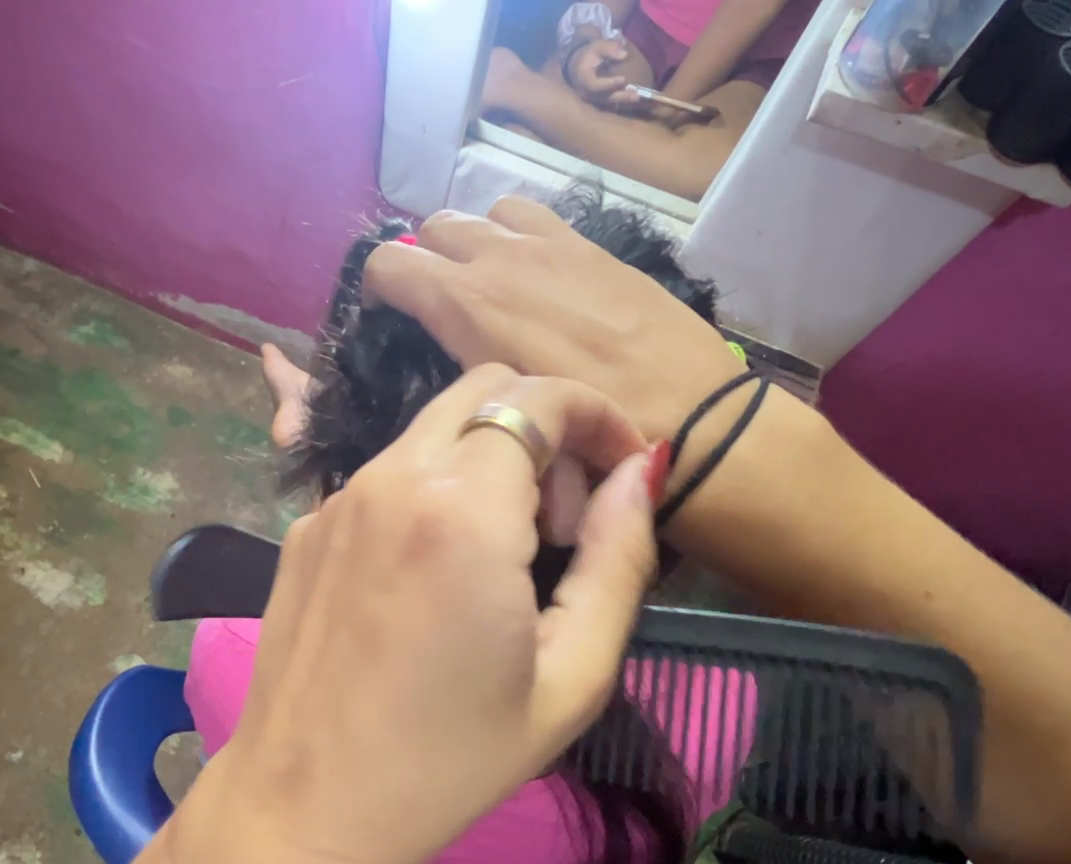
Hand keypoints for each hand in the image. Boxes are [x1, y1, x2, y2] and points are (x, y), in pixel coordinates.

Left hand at [167, 365, 657, 863]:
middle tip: (566, 521)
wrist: (303, 809)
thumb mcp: (572, 675)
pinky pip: (387, 473)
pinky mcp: (304, 527)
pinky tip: (437, 573)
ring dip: (490, 456)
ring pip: (433, 427)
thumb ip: (620, 558)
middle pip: (483, 390)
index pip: (540, 397)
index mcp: (462, 508)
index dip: (598, 415)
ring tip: (507, 554)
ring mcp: (335, 499)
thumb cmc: (450, 761)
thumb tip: (642, 471)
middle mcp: (390, 478)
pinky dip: (435, 485)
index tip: (623, 468)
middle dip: (545, 429)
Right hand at [363, 198, 749, 443]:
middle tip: (441, 306)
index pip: (387, 262)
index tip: (387, 317)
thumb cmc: (588, 445)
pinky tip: (540, 279)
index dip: (376, 287)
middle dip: (425, 259)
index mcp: (467, 303)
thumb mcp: (502, 418)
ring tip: (491, 286)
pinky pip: (537, 216)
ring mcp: (553, 244)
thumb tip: (446, 355)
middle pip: (434, 226)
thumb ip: (458, 371)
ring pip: (486, 212)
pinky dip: (520, 236)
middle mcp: (501, 258)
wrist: (694, 424)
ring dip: (475, 241)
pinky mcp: (595, 247)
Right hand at [564, 38, 632, 105]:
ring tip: (638, 97)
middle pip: (605, 98)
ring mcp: (592, 100)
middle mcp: (587, 94)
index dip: (609, 84)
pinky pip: (611, 103)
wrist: (576, 68)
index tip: (623, 79)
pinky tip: (634, 98)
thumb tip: (625, 55)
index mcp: (584, 80)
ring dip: (624, 100)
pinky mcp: (598, 101)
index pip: (595, 86)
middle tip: (636, 96)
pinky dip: (622, 101)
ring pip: (609, 102)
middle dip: (621, 96)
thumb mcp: (596, 47)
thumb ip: (609, 49)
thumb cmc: (587, 56)